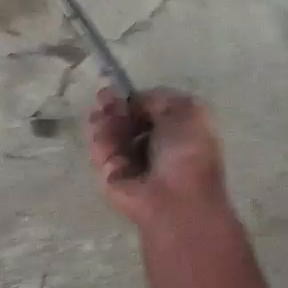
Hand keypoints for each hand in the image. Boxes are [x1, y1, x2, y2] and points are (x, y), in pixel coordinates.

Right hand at [87, 88, 229, 227]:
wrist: (176, 199)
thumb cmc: (187, 152)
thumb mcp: (186, 110)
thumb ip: (157, 97)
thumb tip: (132, 101)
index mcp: (174, 131)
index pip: (144, 108)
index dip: (131, 98)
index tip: (117, 89)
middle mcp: (150, 146)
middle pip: (122, 118)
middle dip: (112, 105)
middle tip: (105, 99)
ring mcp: (128, 161)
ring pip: (107, 131)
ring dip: (104, 119)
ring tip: (105, 116)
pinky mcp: (108, 175)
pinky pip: (99, 149)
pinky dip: (100, 139)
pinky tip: (103, 134)